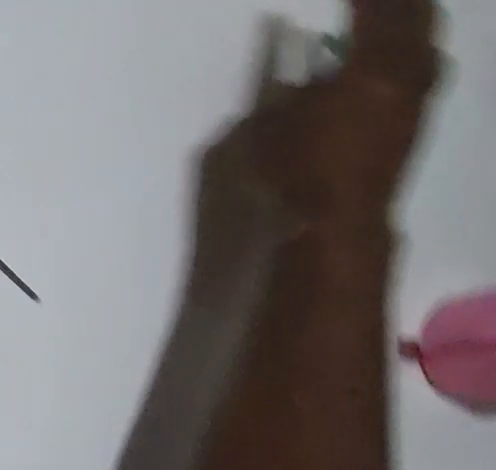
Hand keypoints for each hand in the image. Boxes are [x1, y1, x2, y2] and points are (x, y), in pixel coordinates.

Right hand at [251, 0, 440, 222]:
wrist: (338, 218)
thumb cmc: (297, 174)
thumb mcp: (273, 132)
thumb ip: (295, 98)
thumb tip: (315, 83)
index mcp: (371, 68)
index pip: (372, 13)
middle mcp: (407, 71)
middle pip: (415, 17)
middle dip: (398, 4)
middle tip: (377, 1)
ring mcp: (420, 93)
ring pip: (426, 40)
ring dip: (412, 23)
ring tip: (394, 18)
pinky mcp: (418, 115)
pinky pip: (424, 64)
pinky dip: (412, 49)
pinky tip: (397, 56)